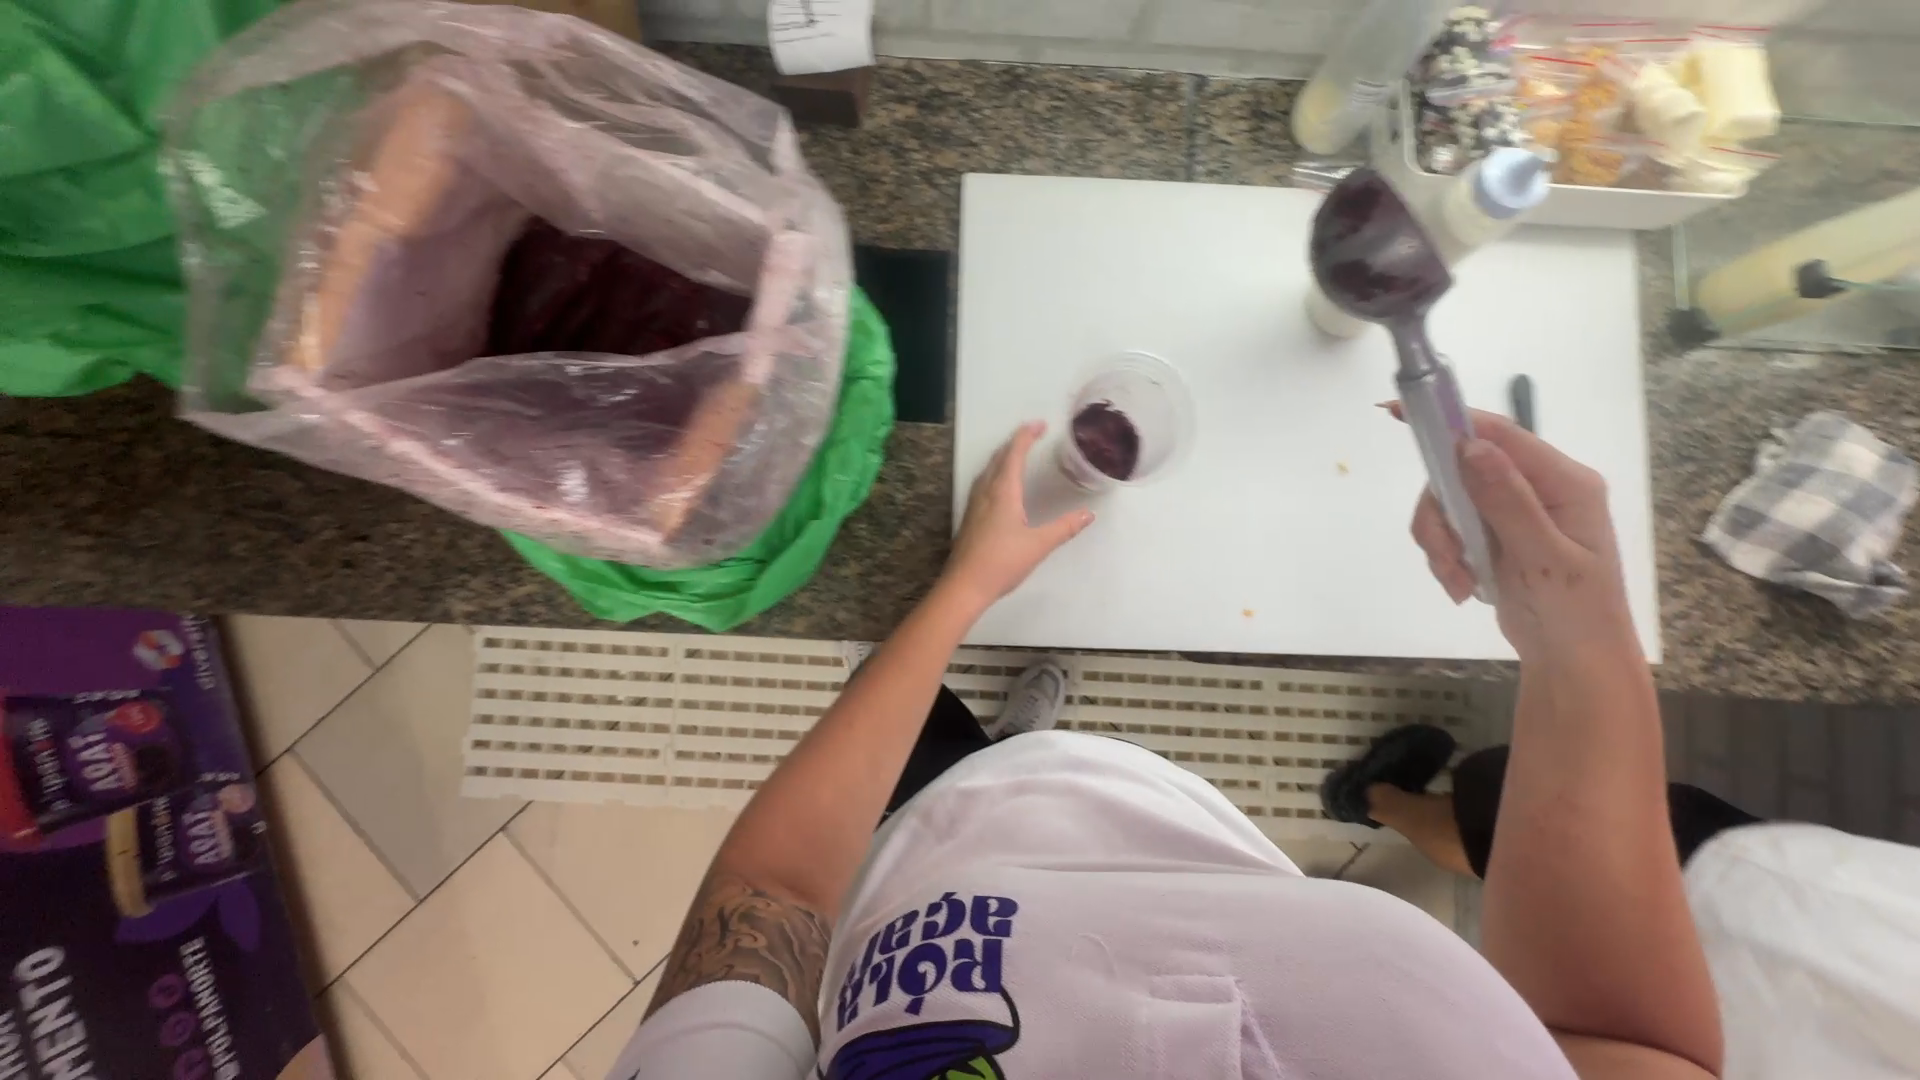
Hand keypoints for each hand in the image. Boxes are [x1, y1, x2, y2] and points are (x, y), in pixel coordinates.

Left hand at [943, 420, 1094, 609]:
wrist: (964, 586)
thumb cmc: (1001, 563)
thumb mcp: (1038, 545)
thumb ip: (1064, 528)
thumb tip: (1088, 514)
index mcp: (1003, 492)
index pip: (1014, 454)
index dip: (1026, 436)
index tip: (1040, 424)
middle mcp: (985, 492)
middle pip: (998, 458)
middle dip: (1015, 442)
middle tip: (1032, 434)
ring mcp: (974, 504)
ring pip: (988, 470)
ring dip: (1002, 456)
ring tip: (1016, 453)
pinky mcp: (969, 517)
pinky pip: (982, 483)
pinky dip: (994, 472)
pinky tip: (998, 484)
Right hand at [1408, 409, 1638, 661]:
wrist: (1574, 661)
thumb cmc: (1574, 612)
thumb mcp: (1542, 558)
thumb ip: (1507, 500)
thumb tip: (1469, 446)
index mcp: (1563, 483)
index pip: (1499, 435)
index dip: (1451, 420)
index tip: (1401, 413)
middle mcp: (1538, 488)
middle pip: (1459, 473)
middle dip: (1440, 516)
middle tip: (1444, 554)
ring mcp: (1513, 511)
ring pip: (1447, 504)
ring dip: (1440, 543)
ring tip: (1457, 579)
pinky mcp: (1493, 533)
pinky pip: (1447, 529)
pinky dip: (1443, 557)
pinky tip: (1461, 584)